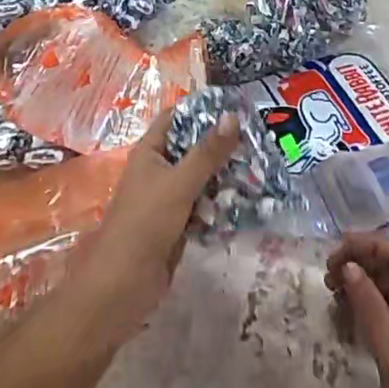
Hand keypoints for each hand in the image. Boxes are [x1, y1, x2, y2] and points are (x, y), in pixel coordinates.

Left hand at [68, 106, 238, 339]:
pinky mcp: (177, 224)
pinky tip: (248, 205)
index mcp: (150, 151)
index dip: (201, 110)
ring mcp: (167, 197)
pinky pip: (203, 206)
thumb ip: (207, 152)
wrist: (126, 279)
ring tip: (262, 172)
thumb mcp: (180, 182)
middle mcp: (158, 169)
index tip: (236, 108)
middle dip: (220, 147)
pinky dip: (220, 205)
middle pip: (192, 149)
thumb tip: (232, 116)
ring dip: (224, 178)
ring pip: (200, 180)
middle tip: (259, 143)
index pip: (175, 118)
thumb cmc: (147, 220)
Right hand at [327, 234, 388, 387]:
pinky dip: (353, 302)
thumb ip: (372, 308)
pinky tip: (338, 308)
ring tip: (329, 288)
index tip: (336, 248)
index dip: (370, 245)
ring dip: (352, 281)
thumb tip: (347, 263)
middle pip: (387, 269)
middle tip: (327, 271)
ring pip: (378, 287)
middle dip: (357, 262)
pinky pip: (373, 309)